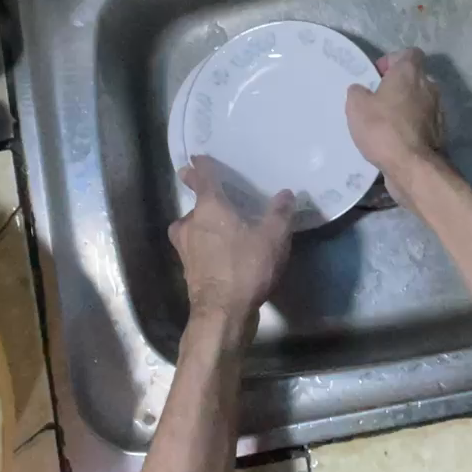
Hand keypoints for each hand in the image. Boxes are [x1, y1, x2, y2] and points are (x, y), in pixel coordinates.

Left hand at [169, 156, 296, 330]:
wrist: (222, 313)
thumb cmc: (246, 267)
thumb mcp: (273, 238)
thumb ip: (280, 213)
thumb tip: (286, 193)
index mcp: (209, 208)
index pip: (202, 177)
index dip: (201, 166)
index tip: (197, 158)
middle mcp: (190, 223)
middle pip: (196, 204)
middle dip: (206, 200)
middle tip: (220, 197)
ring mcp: (185, 248)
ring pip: (193, 227)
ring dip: (205, 225)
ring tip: (225, 228)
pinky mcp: (188, 269)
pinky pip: (197, 247)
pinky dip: (207, 245)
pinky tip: (223, 253)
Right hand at [346, 48, 443, 177]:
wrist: (411, 166)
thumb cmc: (383, 128)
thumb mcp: (356, 106)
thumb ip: (358, 92)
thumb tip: (361, 90)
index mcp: (410, 73)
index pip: (409, 53)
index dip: (392, 60)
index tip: (377, 76)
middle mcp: (429, 87)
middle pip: (414, 78)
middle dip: (397, 87)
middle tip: (377, 101)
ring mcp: (438, 111)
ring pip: (420, 101)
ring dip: (405, 108)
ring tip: (385, 123)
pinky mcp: (440, 133)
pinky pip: (423, 123)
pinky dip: (411, 127)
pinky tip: (395, 140)